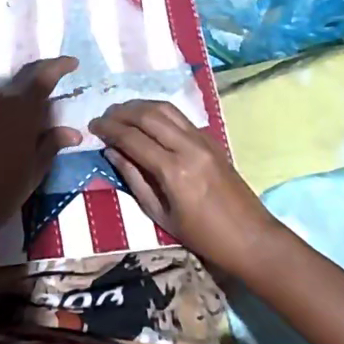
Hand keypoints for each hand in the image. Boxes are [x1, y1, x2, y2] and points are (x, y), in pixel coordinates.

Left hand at [0, 57, 81, 237]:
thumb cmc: (4, 187)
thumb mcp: (36, 168)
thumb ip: (52, 144)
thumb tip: (73, 132)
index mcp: (22, 108)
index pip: (43, 76)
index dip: (59, 66)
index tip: (74, 63)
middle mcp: (2, 101)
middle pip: (25, 75)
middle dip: (45, 69)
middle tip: (62, 72)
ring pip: (11, 87)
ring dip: (29, 85)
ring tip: (45, 95)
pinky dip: (16, 98)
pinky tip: (23, 113)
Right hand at [90, 100, 283, 273]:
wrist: (251, 237)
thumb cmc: (203, 236)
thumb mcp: (160, 215)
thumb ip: (134, 179)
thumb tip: (111, 152)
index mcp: (173, 171)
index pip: (133, 139)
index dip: (109, 129)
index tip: (93, 126)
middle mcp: (188, 148)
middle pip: (148, 115)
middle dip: (121, 112)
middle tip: (103, 116)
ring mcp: (202, 140)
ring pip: (165, 109)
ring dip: (140, 106)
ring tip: (121, 112)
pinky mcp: (212, 139)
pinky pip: (180, 116)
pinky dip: (158, 111)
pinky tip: (147, 118)